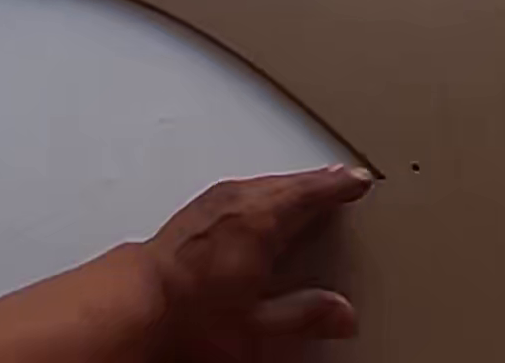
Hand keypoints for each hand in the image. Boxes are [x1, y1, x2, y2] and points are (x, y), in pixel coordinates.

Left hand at [131, 164, 374, 360]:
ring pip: (267, 182)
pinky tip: (270, 197)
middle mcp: (240, 199)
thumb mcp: (258, 327)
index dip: (337, 186)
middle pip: (289, 183)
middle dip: (318, 180)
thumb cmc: (194, 311)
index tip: (359, 179)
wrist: (145, 295)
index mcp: (261, 221)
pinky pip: (247, 186)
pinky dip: (269, 186)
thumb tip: (342, 312)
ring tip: (312, 184)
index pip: (309, 194)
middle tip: (343, 176)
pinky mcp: (203, 203)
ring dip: (293, 182)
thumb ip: (304, 315)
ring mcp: (219, 198)